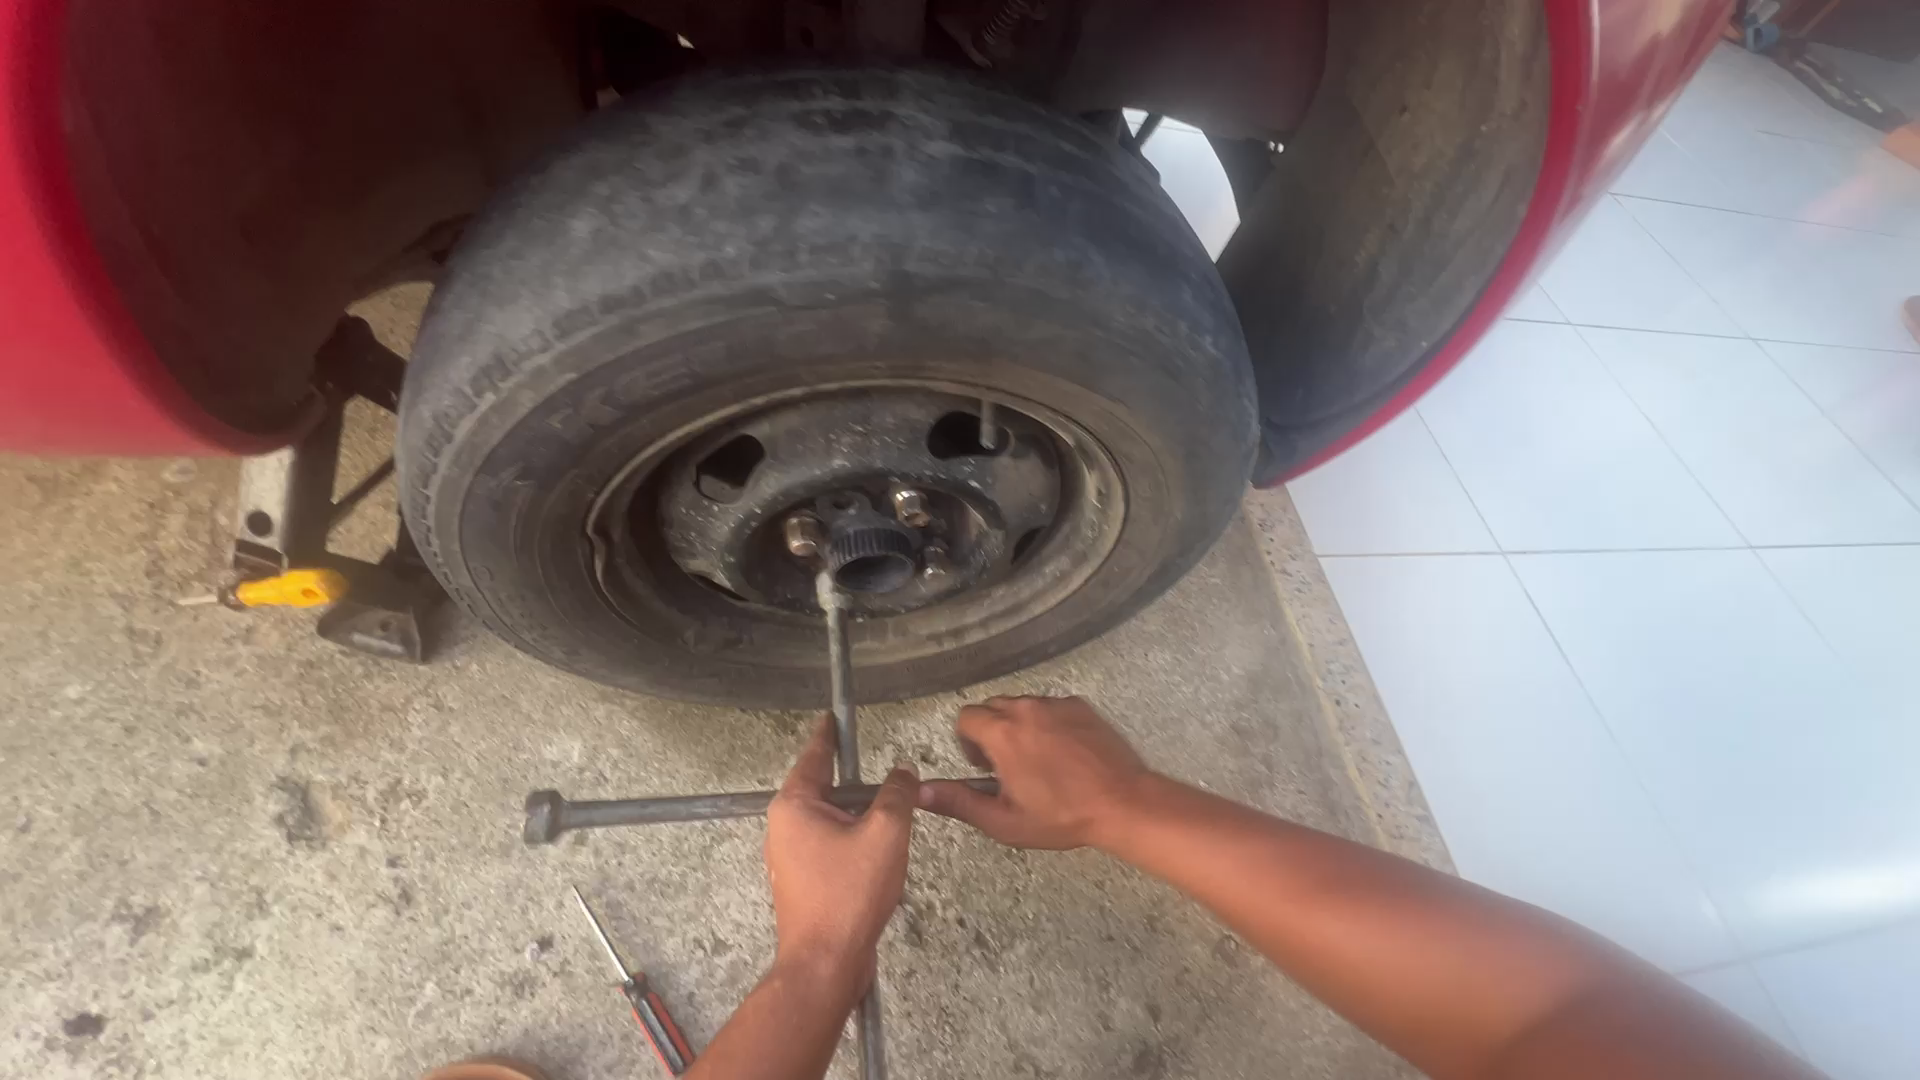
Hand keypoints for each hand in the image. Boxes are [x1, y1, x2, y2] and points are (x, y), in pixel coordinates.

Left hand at [764, 717, 916, 990]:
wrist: (826, 964)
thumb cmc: (849, 893)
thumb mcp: (886, 832)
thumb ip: (898, 794)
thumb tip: (904, 772)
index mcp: (795, 804)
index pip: (815, 755)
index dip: (829, 733)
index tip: (832, 716)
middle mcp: (784, 825)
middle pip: (828, 789)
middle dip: (859, 787)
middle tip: (889, 783)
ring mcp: (789, 856)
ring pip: (833, 820)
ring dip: (861, 819)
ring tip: (891, 826)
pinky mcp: (802, 881)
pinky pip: (831, 845)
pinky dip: (854, 842)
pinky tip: (879, 858)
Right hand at [917, 695, 1150, 849]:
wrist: (1121, 803)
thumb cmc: (1060, 816)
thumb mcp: (1003, 820)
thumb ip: (958, 802)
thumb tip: (920, 792)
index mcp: (1002, 732)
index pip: (966, 717)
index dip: (968, 742)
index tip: (985, 767)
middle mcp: (1026, 708)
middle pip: (992, 706)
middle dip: (991, 731)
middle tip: (1007, 767)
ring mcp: (1055, 703)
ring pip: (1022, 705)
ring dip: (1019, 726)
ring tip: (1037, 761)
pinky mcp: (1079, 705)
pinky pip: (1050, 706)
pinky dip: (1047, 723)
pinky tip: (1063, 753)